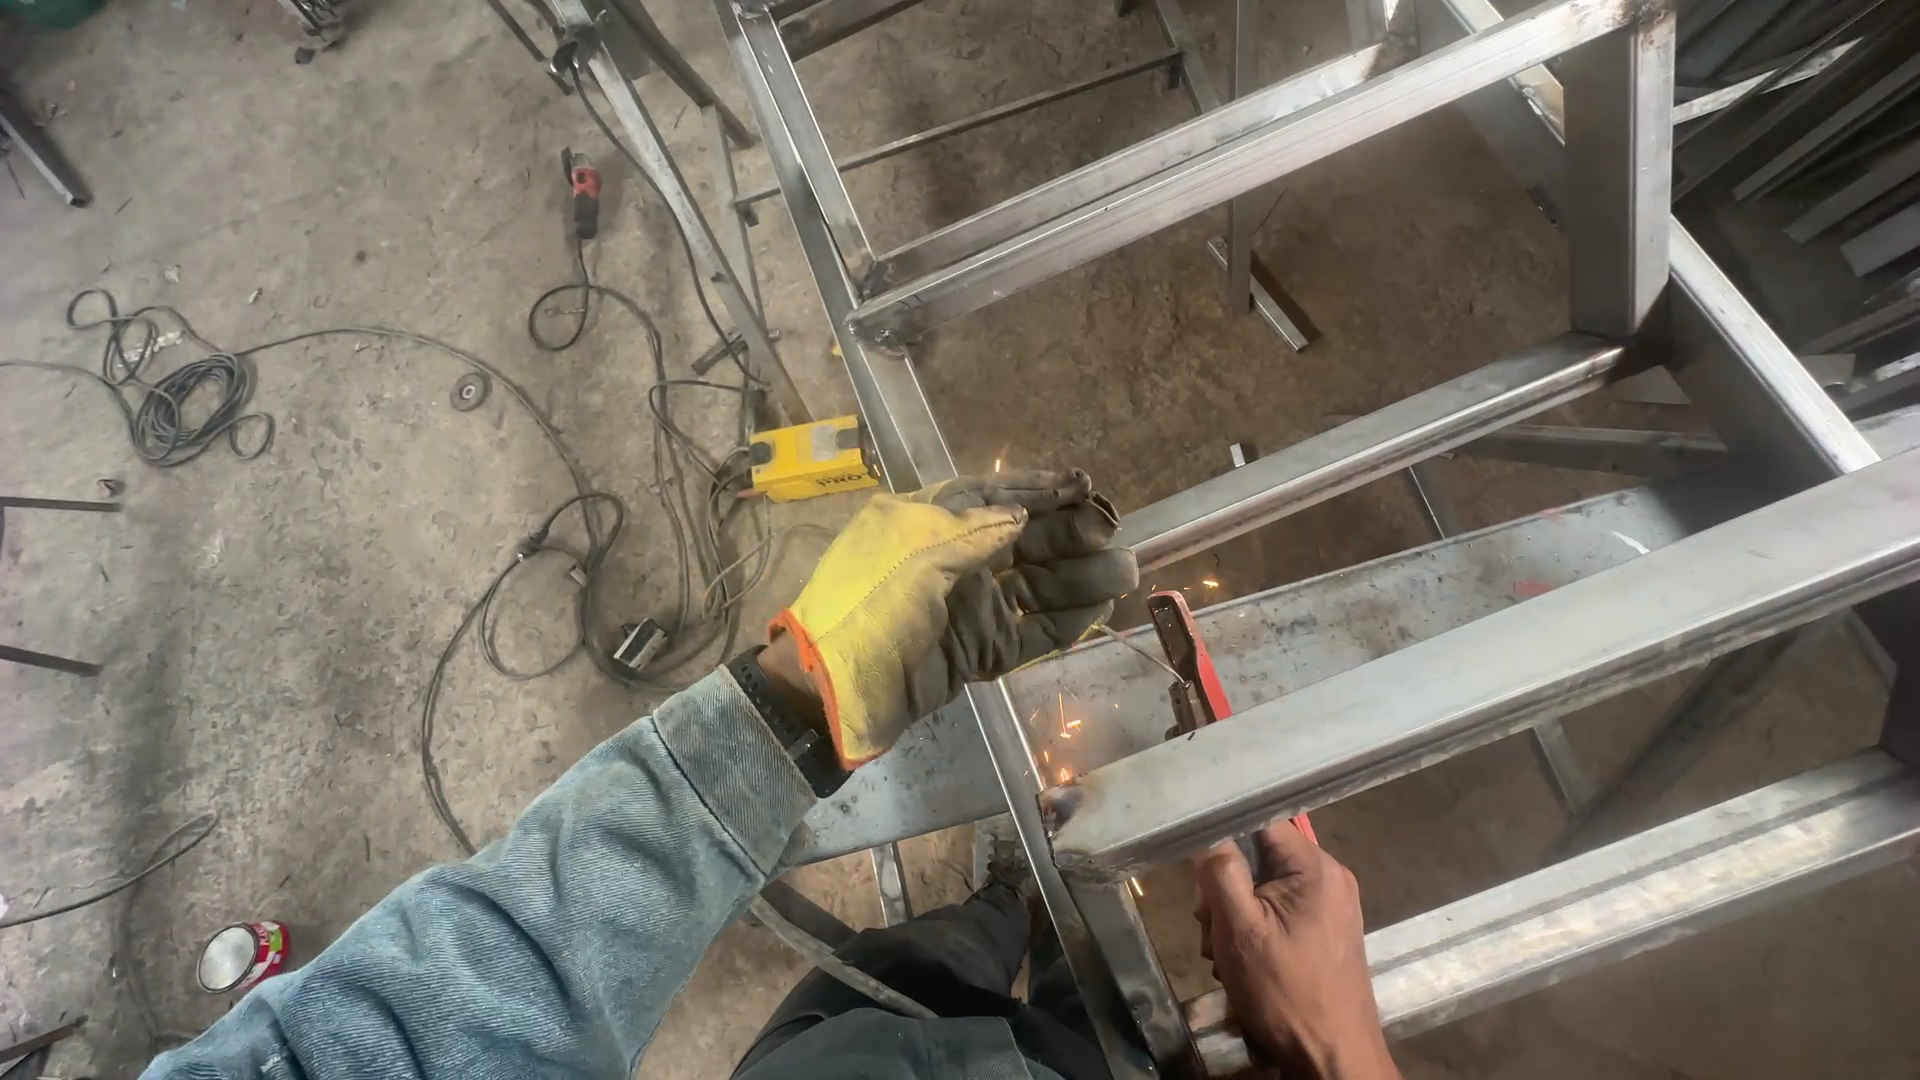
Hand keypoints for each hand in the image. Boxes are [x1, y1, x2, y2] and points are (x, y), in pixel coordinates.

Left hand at [769, 469, 1135, 766]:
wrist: (833, 689)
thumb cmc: (869, 605)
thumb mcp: (917, 550)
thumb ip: (975, 529)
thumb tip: (1024, 514)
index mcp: (927, 522)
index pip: (990, 495)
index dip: (1037, 488)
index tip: (1081, 483)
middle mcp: (952, 559)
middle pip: (1021, 540)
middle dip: (1067, 531)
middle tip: (1110, 527)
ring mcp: (967, 607)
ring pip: (1033, 586)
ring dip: (1078, 577)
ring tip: (1125, 568)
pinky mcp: (978, 650)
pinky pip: (1030, 632)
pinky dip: (1064, 621)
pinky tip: (1100, 608)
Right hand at [1193, 824, 1399, 1079]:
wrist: (1332, 1063)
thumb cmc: (1286, 992)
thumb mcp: (1240, 927)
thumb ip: (1219, 869)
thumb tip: (1204, 828)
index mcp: (1316, 867)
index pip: (1258, 819)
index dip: (1222, 830)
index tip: (1196, 854)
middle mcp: (1328, 877)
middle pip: (1256, 854)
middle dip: (1223, 884)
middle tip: (1209, 921)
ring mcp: (1327, 905)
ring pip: (1260, 884)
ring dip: (1231, 911)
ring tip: (1222, 949)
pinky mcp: (1322, 929)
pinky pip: (1275, 908)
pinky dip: (1251, 926)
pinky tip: (1239, 957)